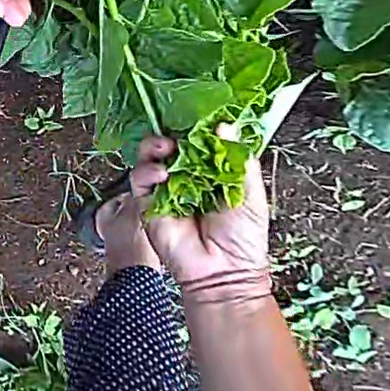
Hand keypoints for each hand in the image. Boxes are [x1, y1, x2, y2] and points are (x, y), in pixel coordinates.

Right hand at [134, 125, 272, 307]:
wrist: (226, 274)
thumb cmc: (243, 237)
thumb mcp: (250, 192)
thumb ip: (238, 157)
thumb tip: (224, 124)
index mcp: (207, 170)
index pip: (195, 140)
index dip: (192, 127)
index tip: (194, 116)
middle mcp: (184, 176)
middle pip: (168, 143)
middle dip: (169, 132)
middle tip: (177, 132)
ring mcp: (164, 189)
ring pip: (149, 156)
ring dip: (154, 146)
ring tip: (166, 147)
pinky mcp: (148, 204)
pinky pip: (139, 180)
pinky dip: (146, 171)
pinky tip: (162, 174)